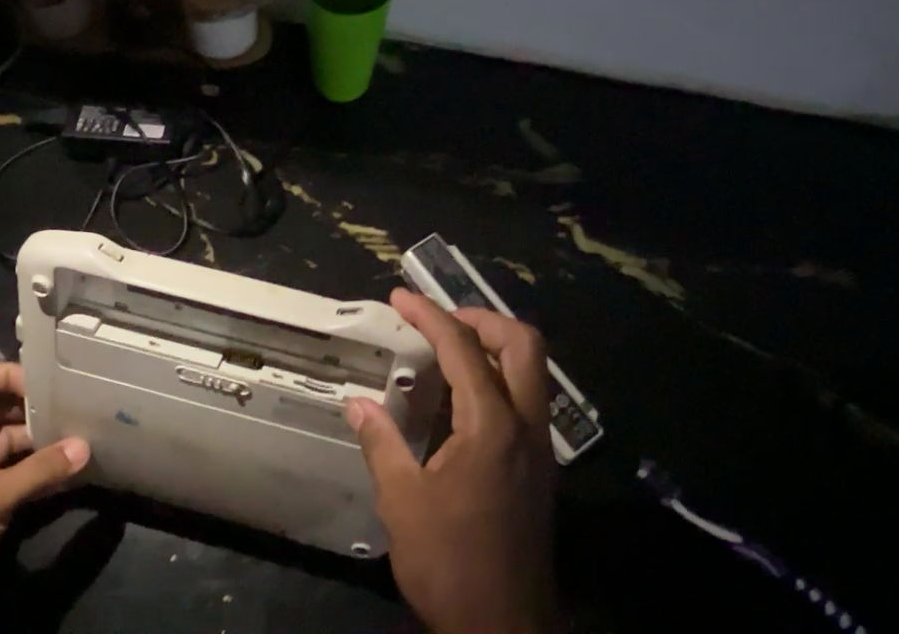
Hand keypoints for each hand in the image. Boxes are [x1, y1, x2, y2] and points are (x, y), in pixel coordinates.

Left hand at [0, 361, 90, 633]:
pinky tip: (66, 470)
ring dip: (39, 437)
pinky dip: (36, 466)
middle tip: (74, 406)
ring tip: (78, 434)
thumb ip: (38, 471)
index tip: (47, 386)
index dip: (11, 374)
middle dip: (33, 405)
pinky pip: (13, 468)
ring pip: (9, 438)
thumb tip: (84, 447)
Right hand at [346, 289, 556, 633]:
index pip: (463, 349)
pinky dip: (499, 378)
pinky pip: (527, 399)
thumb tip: (357, 403)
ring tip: (448, 349)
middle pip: (523, 343)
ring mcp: (539, 448)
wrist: (503, 626)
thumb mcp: (403, 502)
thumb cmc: (449, 563)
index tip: (400, 297)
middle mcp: (525, 426)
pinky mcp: (540, 469)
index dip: (430, 315)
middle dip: (481, 318)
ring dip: (494, 346)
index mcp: (491, 426)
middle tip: (439, 320)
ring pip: (532, 371)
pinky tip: (462, 400)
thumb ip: (382, 443)